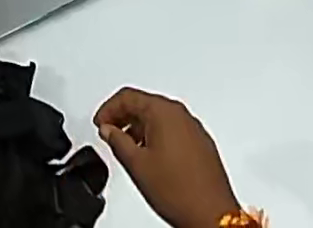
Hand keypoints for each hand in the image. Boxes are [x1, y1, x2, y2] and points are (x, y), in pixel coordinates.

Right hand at [95, 88, 239, 227]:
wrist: (213, 216)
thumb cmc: (180, 192)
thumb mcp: (137, 165)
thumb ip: (117, 141)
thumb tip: (108, 130)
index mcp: (163, 110)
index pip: (128, 96)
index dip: (108, 108)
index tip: (100, 122)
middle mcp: (180, 113)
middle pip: (144, 104)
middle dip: (123, 117)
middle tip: (109, 132)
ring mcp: (193, 128)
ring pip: (158, 118)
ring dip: (139, 129)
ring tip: (127, 148)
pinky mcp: (201, 143)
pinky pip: (173, 130)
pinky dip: (157, 137)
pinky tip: (150, 157)